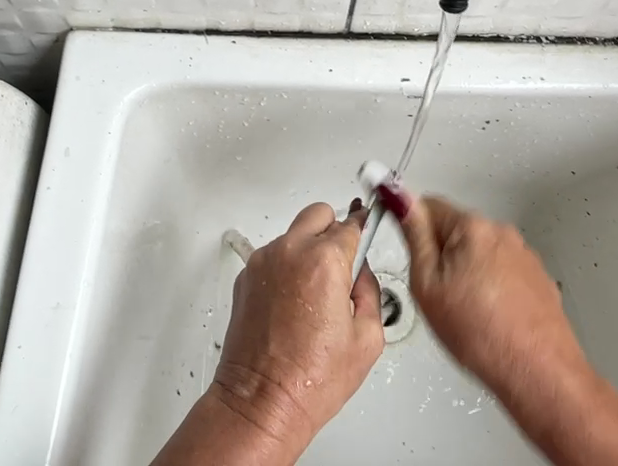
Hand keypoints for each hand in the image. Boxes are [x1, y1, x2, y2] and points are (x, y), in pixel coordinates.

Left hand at [208, 202, 385, 452]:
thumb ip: (370, 291)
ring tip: (315, 294)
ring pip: (293, 235)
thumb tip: (361, 273)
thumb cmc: (310, 379)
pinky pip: (273, 257)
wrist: (262, 403)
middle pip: (318, 213)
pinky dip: (286, 269)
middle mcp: (290, 252)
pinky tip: (294, 304)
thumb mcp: (367, 339)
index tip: (365, 226)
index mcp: (324, 261)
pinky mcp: (246, 276)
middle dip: (333, 230)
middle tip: (341, 261)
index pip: (350, 224)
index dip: (362, 228)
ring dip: (307, 250)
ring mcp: (264, 262)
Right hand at [398, 196, 617, 465]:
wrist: (539, 373)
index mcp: (471, 227)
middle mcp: (501, 233)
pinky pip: (501, 272)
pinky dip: (491, 288)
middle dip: (441, 255)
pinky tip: (488, 318)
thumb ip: (413, 234)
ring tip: (466, 312)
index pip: (427, 205)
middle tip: (437, 292)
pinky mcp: (537, 278)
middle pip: (455, 230)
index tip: (409, 250)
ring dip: (466, 272)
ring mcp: (523, 255)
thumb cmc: (484, 335)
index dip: (411, 226)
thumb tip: (401, 198)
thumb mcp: (426, 284)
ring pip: (478, 253)